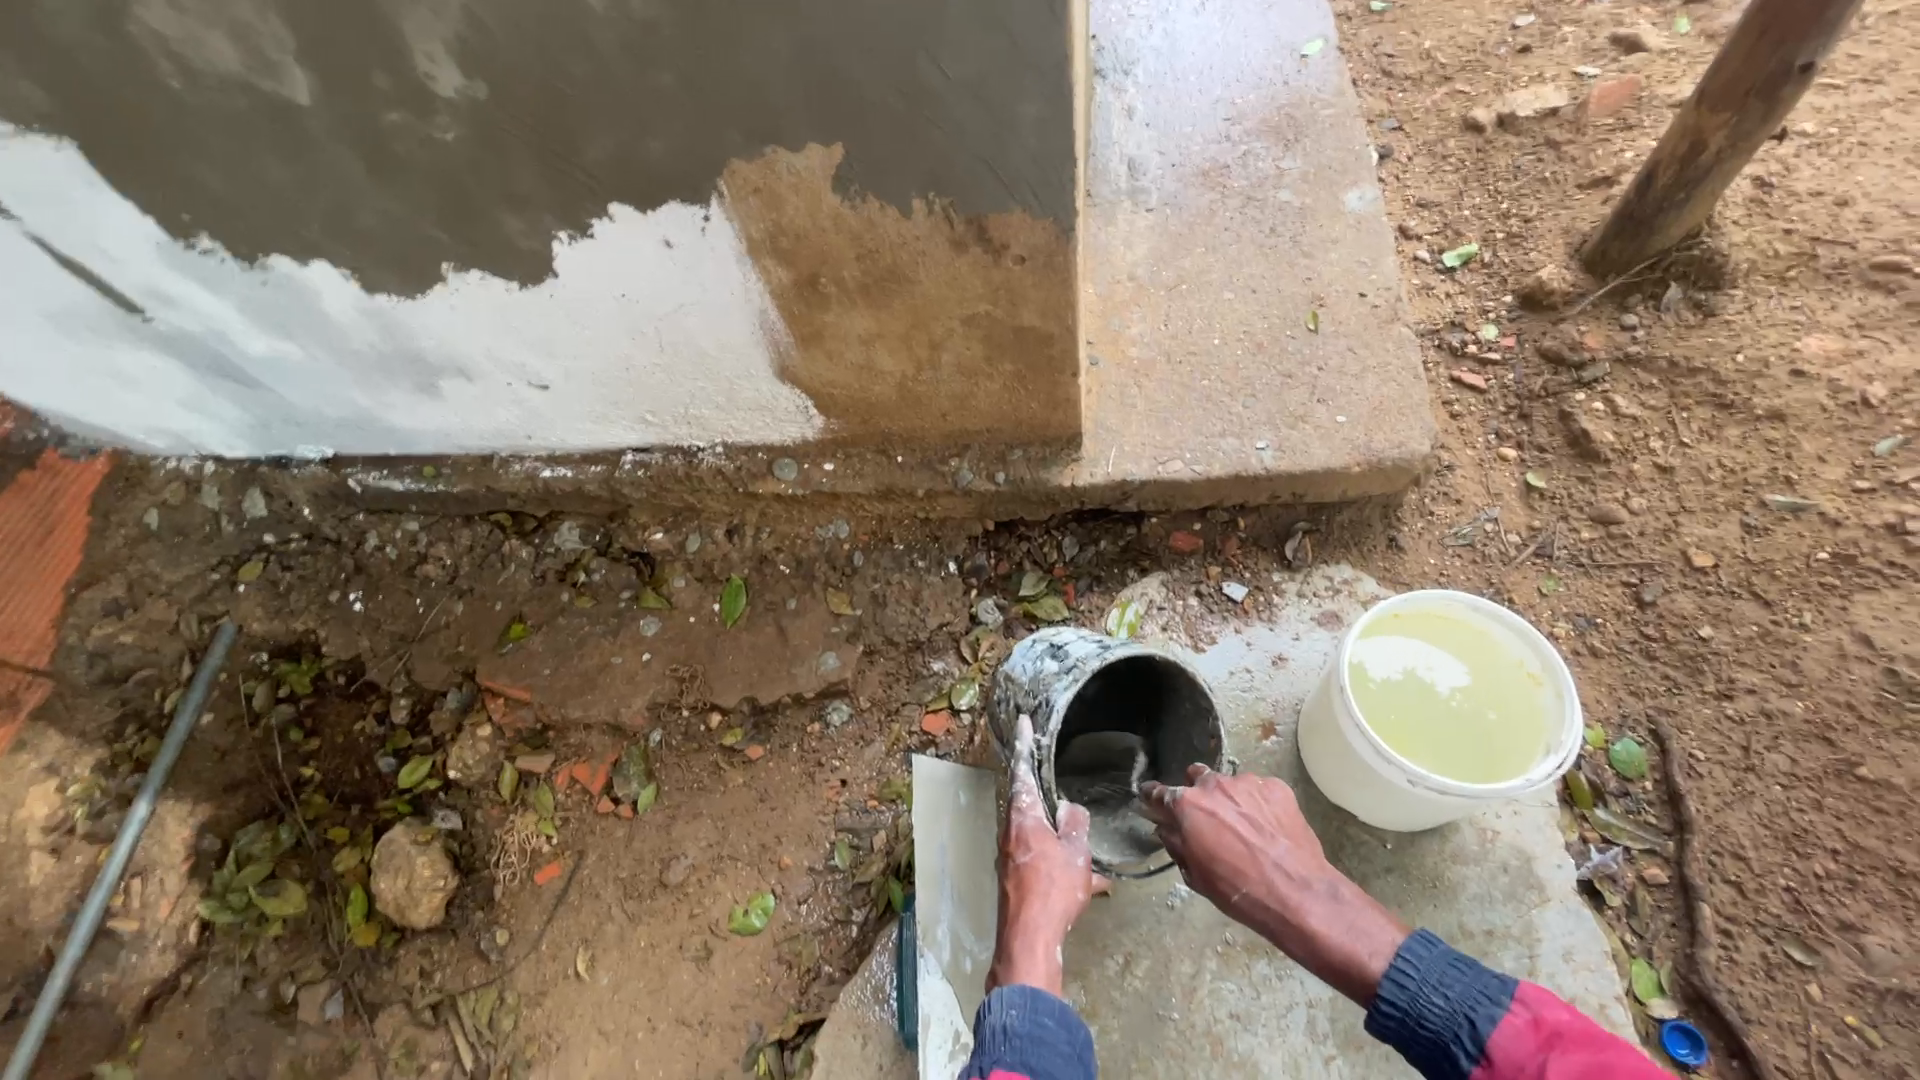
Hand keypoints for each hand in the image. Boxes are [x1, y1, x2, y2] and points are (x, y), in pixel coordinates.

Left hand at [989, 715, 1104, 995]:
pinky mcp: (1015, 877)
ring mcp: (1010, 855)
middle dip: (1044, 791)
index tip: (1023, 722)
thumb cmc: (1053, 890)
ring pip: (1039, 834)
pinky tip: (1091, 886)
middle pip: (1028, 801)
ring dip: (1060, 836)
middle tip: (1054, 775)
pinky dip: (1063, 865)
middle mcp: (1011, 831)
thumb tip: (1069, 807)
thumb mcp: (1076, 852)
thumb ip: (1075, 823)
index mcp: (1024, 816)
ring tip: (1087, 852)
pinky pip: (1042, 860)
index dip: (1025, 744)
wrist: (1029, 939)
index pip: (1023, 770)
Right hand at [1140, 765, 1409, 1005]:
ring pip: (1230, 784)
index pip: (1158, 792)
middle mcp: (1215, 784)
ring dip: (1230, 799)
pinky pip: (1259, 791)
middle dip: (1197, 792)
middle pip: (1197, 777)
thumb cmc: (1238, 890)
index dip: (1153, 797)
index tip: (1151, 799)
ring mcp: (1248, 782)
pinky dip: (1258, 804)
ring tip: (1245, 826)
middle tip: (1207, 817)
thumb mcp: (1196, 875)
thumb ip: (1176, 844)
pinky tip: (1268, 828)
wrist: (1298, 894)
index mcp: (1188, 805)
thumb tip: (1165, 829)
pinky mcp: (1277, 788)